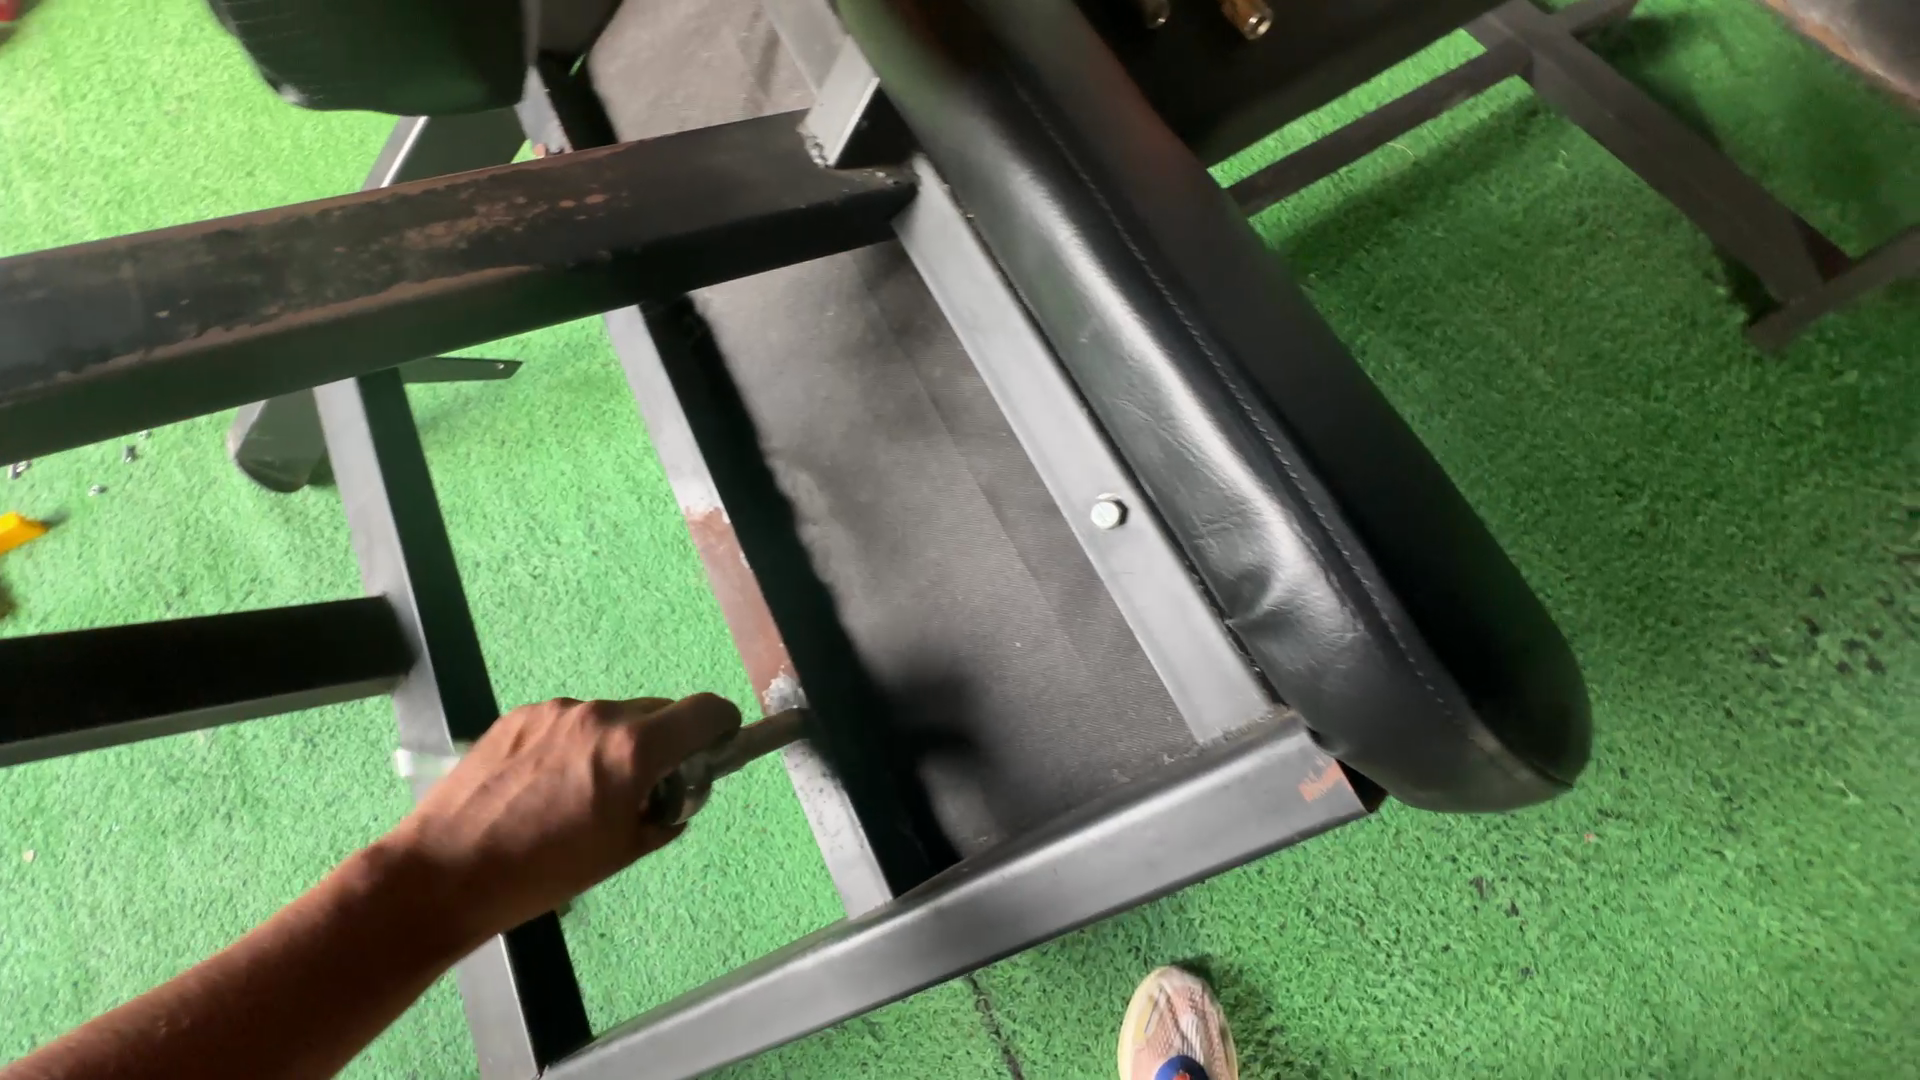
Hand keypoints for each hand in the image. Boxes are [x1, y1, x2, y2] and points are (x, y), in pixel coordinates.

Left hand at [380, 694, 740, 943]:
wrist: (441, 875)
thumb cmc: (543, 873)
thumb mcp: (625, 850)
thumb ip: (669, 810)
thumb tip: (682, 789)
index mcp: (635, 750)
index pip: (707, 709)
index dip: (722, 724)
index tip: (716, 745)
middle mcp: (603, 716)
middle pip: (661, 712)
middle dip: (666, 743)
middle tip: (641, 786)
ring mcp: (559, 711)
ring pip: (615, 717)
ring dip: (618, 743)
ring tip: (580, 790)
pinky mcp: (522, 713)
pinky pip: (571, 720)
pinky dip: (576, 742)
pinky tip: (544, 782)